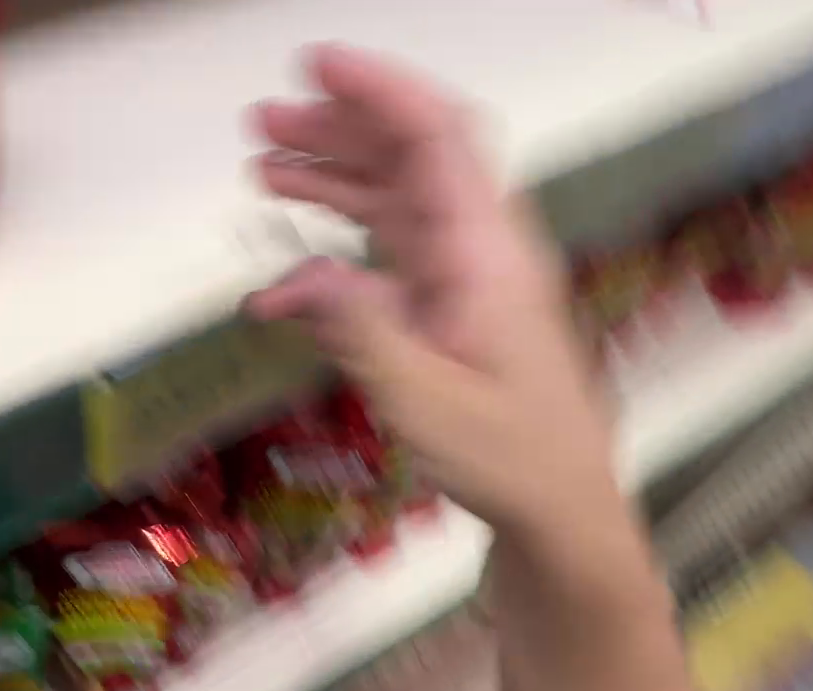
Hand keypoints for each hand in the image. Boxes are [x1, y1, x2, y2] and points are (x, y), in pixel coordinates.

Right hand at [247, 45, 626, 544]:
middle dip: (336, 132)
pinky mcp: (446, 308)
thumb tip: (292, 282)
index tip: (314, 68)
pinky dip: (337, 257)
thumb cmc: (502, 455)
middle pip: (408, 159)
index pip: (436, 139)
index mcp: (485, 254)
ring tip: (264, 172)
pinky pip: (388, 260)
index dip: (378, 92)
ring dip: (332, 181)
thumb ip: (360, 331)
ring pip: (395, 203)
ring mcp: (461, 278)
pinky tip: (287, 282)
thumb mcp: (422, 399)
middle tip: (260, 128)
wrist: (552, 500)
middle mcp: (476, 249)